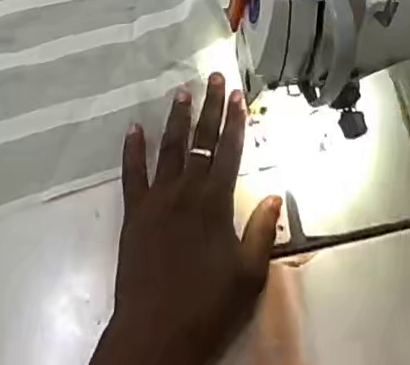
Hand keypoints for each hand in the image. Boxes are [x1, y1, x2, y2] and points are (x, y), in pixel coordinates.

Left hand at [90, 74, 279, 364]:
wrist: (158, 332)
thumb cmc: (209, 307)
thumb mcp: (249, 275)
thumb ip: (261, 231)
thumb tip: (276, 193)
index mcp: (216, 203)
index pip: (229, 152)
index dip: (236, 121)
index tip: (238, 94)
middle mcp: (186, 191)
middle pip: (201, 141)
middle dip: (210, 107)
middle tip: (213, 78)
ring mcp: (157, 198)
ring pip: (169, 148)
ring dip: (176, 118)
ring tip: (181, 91)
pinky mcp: (134, 211)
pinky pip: (132, 173)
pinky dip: (132, 149)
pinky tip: (133, 127)